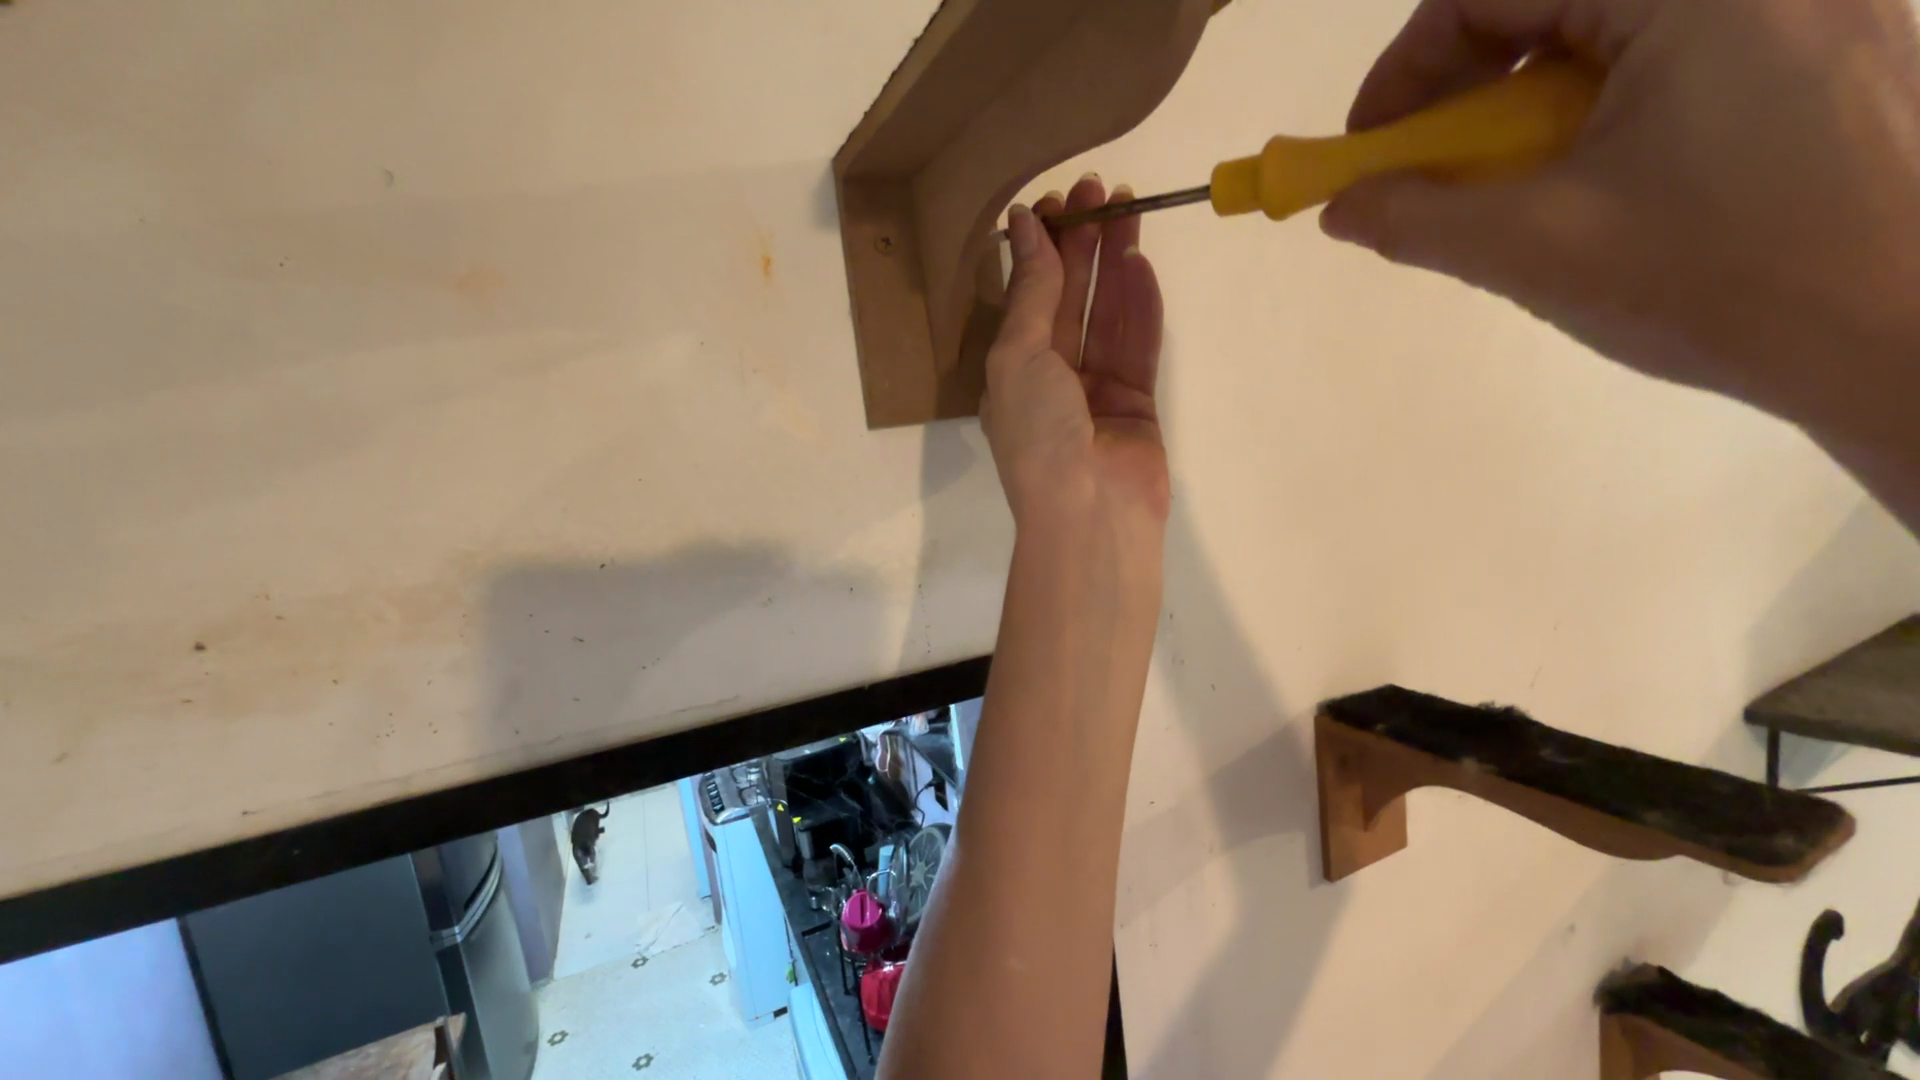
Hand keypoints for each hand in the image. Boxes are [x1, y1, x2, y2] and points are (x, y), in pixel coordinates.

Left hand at [983, 176, 1168, 532]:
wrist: (1090, 513)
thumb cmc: (1039, 435)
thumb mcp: (1019, 357)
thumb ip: (1031, 292)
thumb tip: (1024, 225)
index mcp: (1012, 371)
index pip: (1028, 298)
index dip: (1042, 249)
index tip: (1054, 200)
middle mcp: (1052, 377)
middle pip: (1070, 298)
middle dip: (1082, 244)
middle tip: (1098, 188)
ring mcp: (1096, 390)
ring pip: (1107, 314)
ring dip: (1116, 262)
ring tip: (1127, 208)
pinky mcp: (1137, 402)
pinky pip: (1138, 344)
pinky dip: (1141, 305)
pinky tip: (1141, 263)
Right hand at [1320, 0, 1919, 429]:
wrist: (1914, 347)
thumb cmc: (1714, 285)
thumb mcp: (1534, 251)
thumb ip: (1416, 221)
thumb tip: (1341, 209)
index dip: (1409, 63)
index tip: (1370, 143)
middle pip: (1556, 2)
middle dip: (1466, 79)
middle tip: (1426, 161)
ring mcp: (1813, 9)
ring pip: (1617, 30)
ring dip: (1531, 98)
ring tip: (1507, 181)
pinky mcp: (1839, 52)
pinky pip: (1683, 53)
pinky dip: (1603, 105)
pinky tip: (1595, 177)